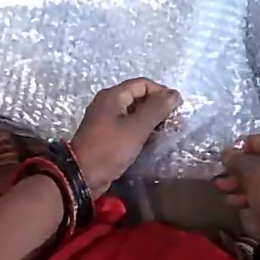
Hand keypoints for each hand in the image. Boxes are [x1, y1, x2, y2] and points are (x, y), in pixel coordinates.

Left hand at [69, 78, 180, 195]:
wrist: (83, 175)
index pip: (142, 84)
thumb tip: (175, 94)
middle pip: (138, 97)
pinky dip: (141, 130)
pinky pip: (127, 126)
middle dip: (157, 106)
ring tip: (168, 131)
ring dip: (150, 119)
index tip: (177, 107)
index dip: (161, 92)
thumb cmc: (110, 148)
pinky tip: (153, 140)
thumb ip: (156, 109)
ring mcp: (106, 120)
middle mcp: (108, 104)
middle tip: (175, 121)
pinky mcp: (106, 135)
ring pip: (133, 113)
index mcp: (112, 96)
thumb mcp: (136, 128)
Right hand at [214, 133, 259, 238]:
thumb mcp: (254, 172)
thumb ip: (238, 160)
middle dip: (237, 167)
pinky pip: (259, 196)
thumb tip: (226, 154)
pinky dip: (244, 197)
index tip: (229, 153)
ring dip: (236, 183)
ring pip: (257, 180)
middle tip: (220, 174)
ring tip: (220, 189)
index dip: (246, 143)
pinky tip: (230, 202)